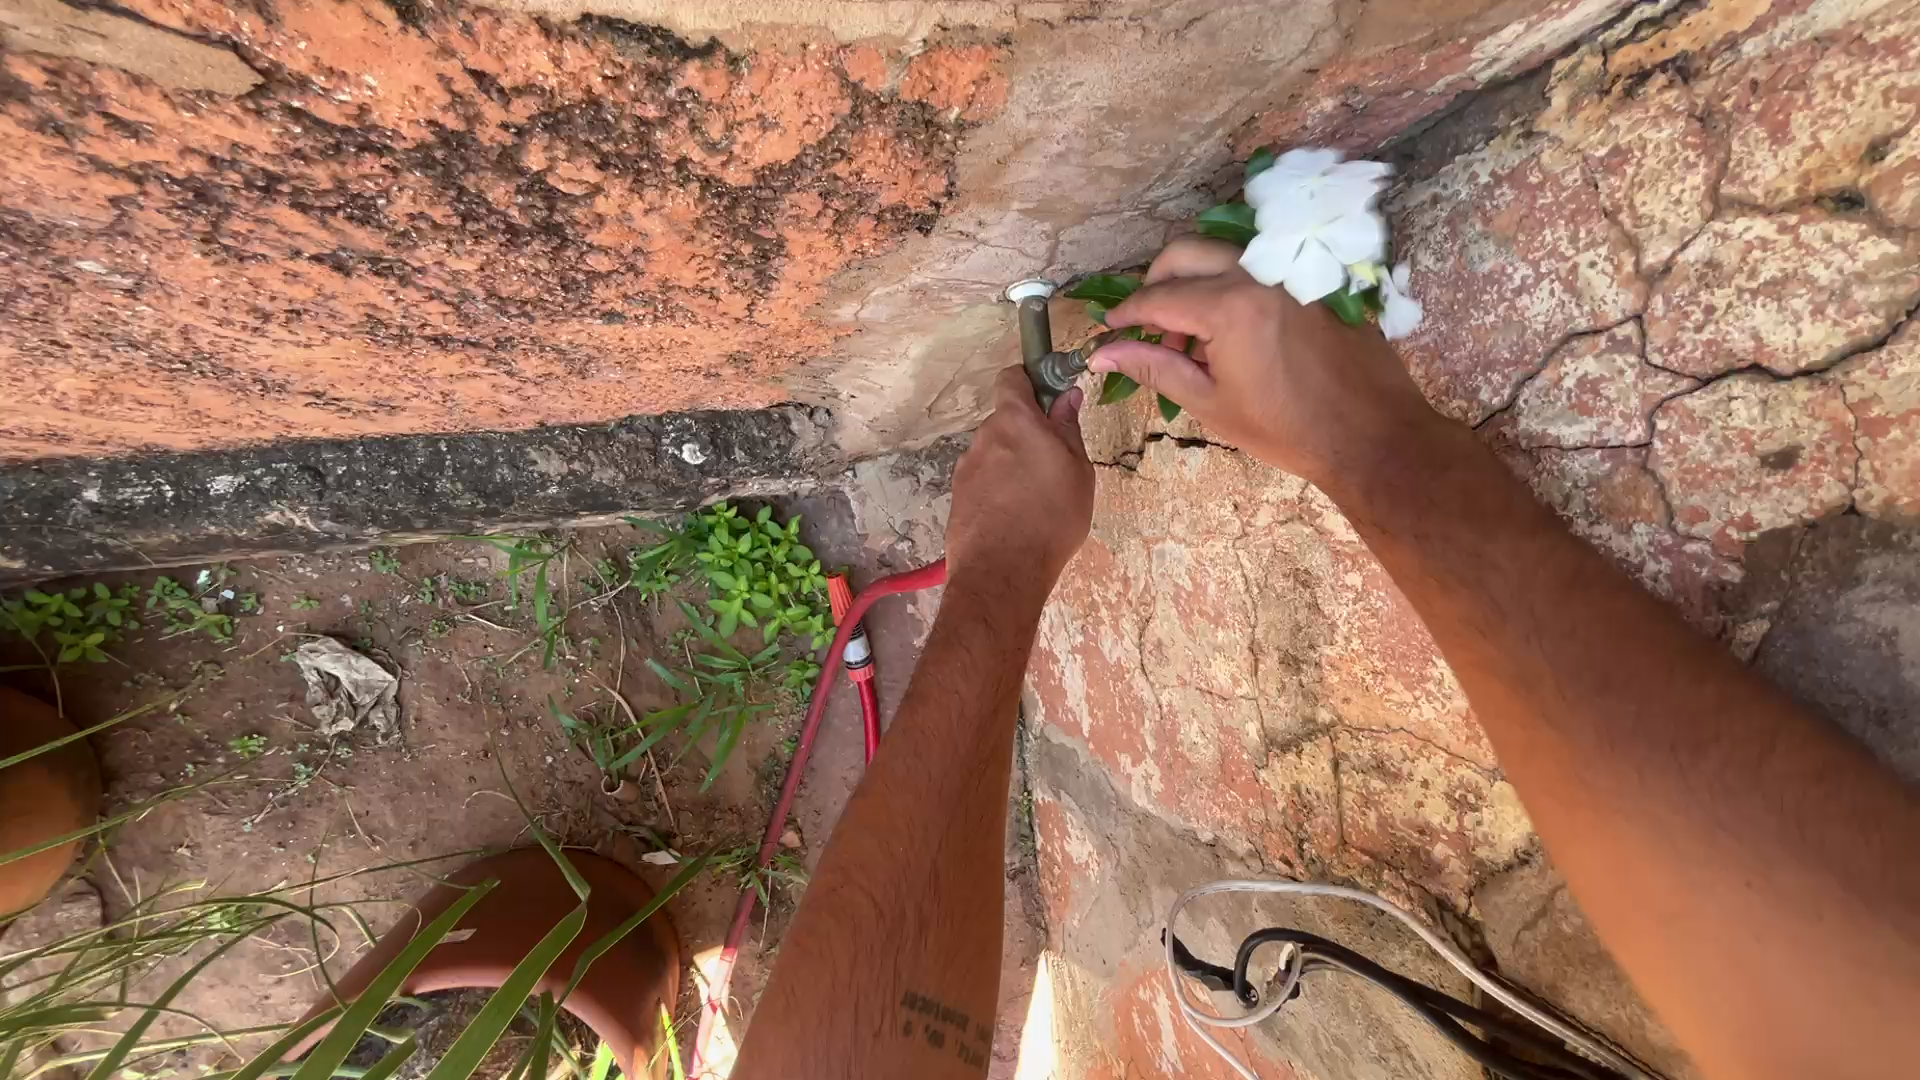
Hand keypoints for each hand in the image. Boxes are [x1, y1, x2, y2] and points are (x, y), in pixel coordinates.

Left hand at [944, 366, 1094, 601]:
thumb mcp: (1077, 470)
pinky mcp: (957, 498)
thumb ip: (1067, 429)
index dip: (1029, 382)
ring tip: (1036, 501)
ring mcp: (966, 469)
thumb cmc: (1050, 517)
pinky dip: (998, 492)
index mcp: (1013, 421)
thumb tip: (1066, 397)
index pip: (1012, 379)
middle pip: (1005, 424)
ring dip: (1012, 468)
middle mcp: (983, 438)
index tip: (1048, 399)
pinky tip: (1015, 519)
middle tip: (1053, 466)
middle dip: (1026, 437)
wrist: (1002, 572)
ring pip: (994, 456)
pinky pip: (983, 484)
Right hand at [1090, 236, 1445, 492]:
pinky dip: (1229, 284)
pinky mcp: (1312, 279)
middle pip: (1185, 253)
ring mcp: (1289, 272)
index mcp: (1228, 308)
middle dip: (1154, 284)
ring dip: (1192, 281)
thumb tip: (1103, 354)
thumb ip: (1153, 367)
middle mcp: (1257, 275)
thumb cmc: (1283, 428)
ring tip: (1190, 336)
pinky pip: (1257, 265)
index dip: (1126, 315)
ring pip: (1221, 252)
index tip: (1108, 331)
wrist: (1368, 433)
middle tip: (1146, 327)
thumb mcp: (1208, 403)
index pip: (1157, 298)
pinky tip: (1231, 331)